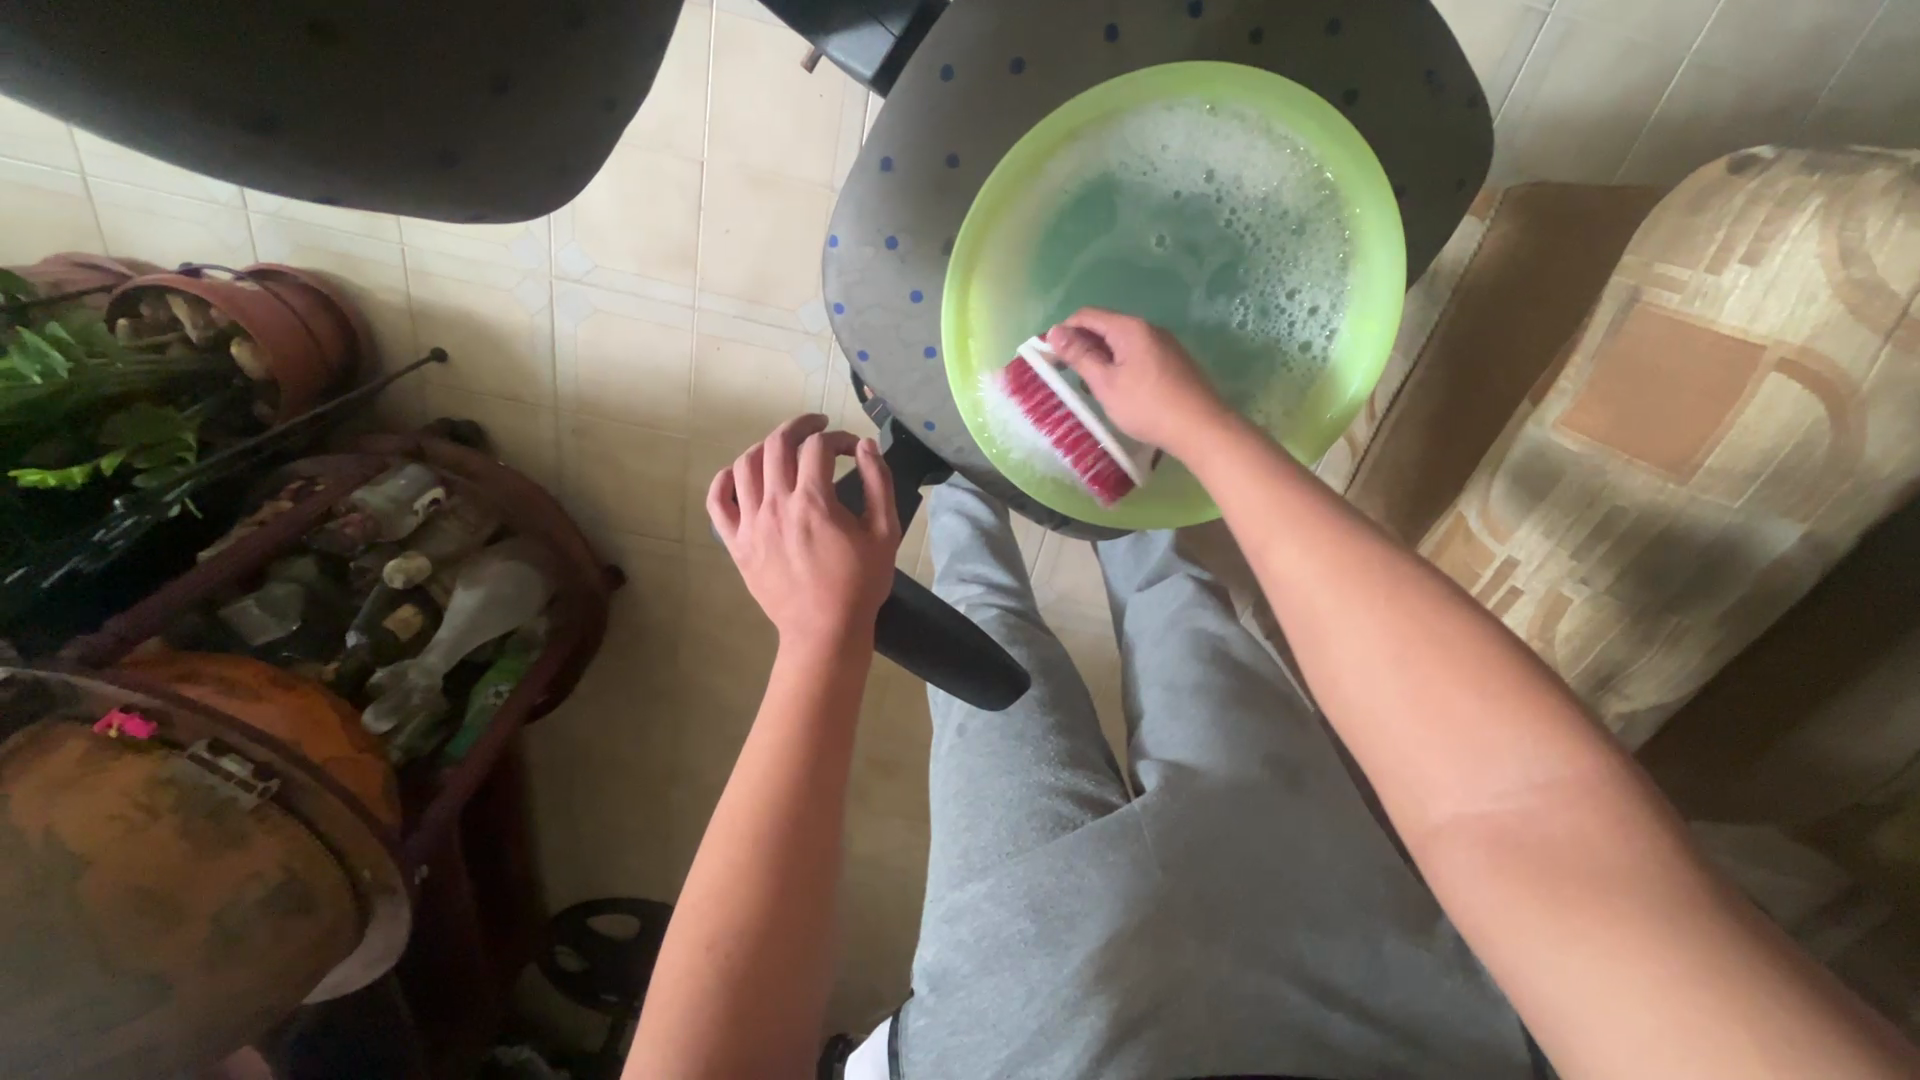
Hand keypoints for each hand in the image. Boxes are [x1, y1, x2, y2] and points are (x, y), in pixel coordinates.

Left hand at [707, 414, 902, 645]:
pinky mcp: (737, 544)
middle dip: (800, 426)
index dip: (839, 438)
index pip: (819, 447)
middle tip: (818, 427)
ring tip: (784, 448)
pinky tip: (740, 474)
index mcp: (814, 501)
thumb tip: (865, 446)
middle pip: (777, 445)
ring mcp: (751, 524)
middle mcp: (776, 505)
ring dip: (766, 446)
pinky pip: (718, 502)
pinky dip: (725, 480)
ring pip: (746, 465)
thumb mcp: (885, 532)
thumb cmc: (860, 584)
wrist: (825, 631)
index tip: (853, 449)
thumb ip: (878, 483)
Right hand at [1045, 308, 1231, 455]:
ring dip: (1100, 358)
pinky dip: (1119, 365)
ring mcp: (1164, 344)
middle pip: (1105, 326)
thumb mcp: (1105, 383)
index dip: (1063, 331)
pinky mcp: (1172, 361)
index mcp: (1129, 328)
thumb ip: (1079, 355)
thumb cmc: (1146, 406)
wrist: (1200, 427)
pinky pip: (1137, 354)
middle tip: (1065, 373)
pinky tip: (1116, 390)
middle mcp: (1148, 328)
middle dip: (1082, 345)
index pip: (1087, 316)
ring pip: (1121, 343)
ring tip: (1089, 386)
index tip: (1048, 354)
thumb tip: (1054, 332)